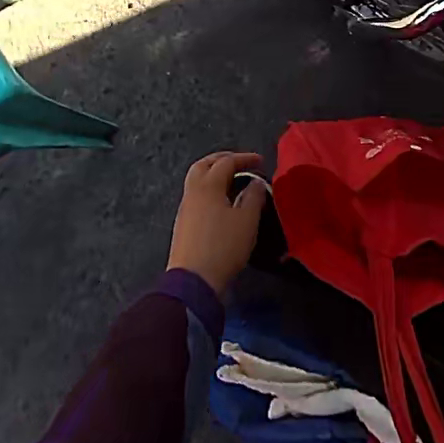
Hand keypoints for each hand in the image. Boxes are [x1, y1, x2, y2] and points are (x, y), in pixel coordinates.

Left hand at [167, 151, 266, 294]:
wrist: (193, 283)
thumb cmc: (224, 247)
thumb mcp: (248, 220)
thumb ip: (254, 196)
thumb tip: (255, 183)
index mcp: (208, 187)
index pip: (225, 162)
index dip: (244, 158)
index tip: (260, 162)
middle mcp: (192, 194)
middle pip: (203, 166)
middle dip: (222, 160)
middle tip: (239, 163)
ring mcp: (184, 211)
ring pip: (197, 182)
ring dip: (215, 176)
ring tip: (234, 183)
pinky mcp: (183, 227)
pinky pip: (196, 198)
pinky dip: (210, 192)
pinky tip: (223, 204)